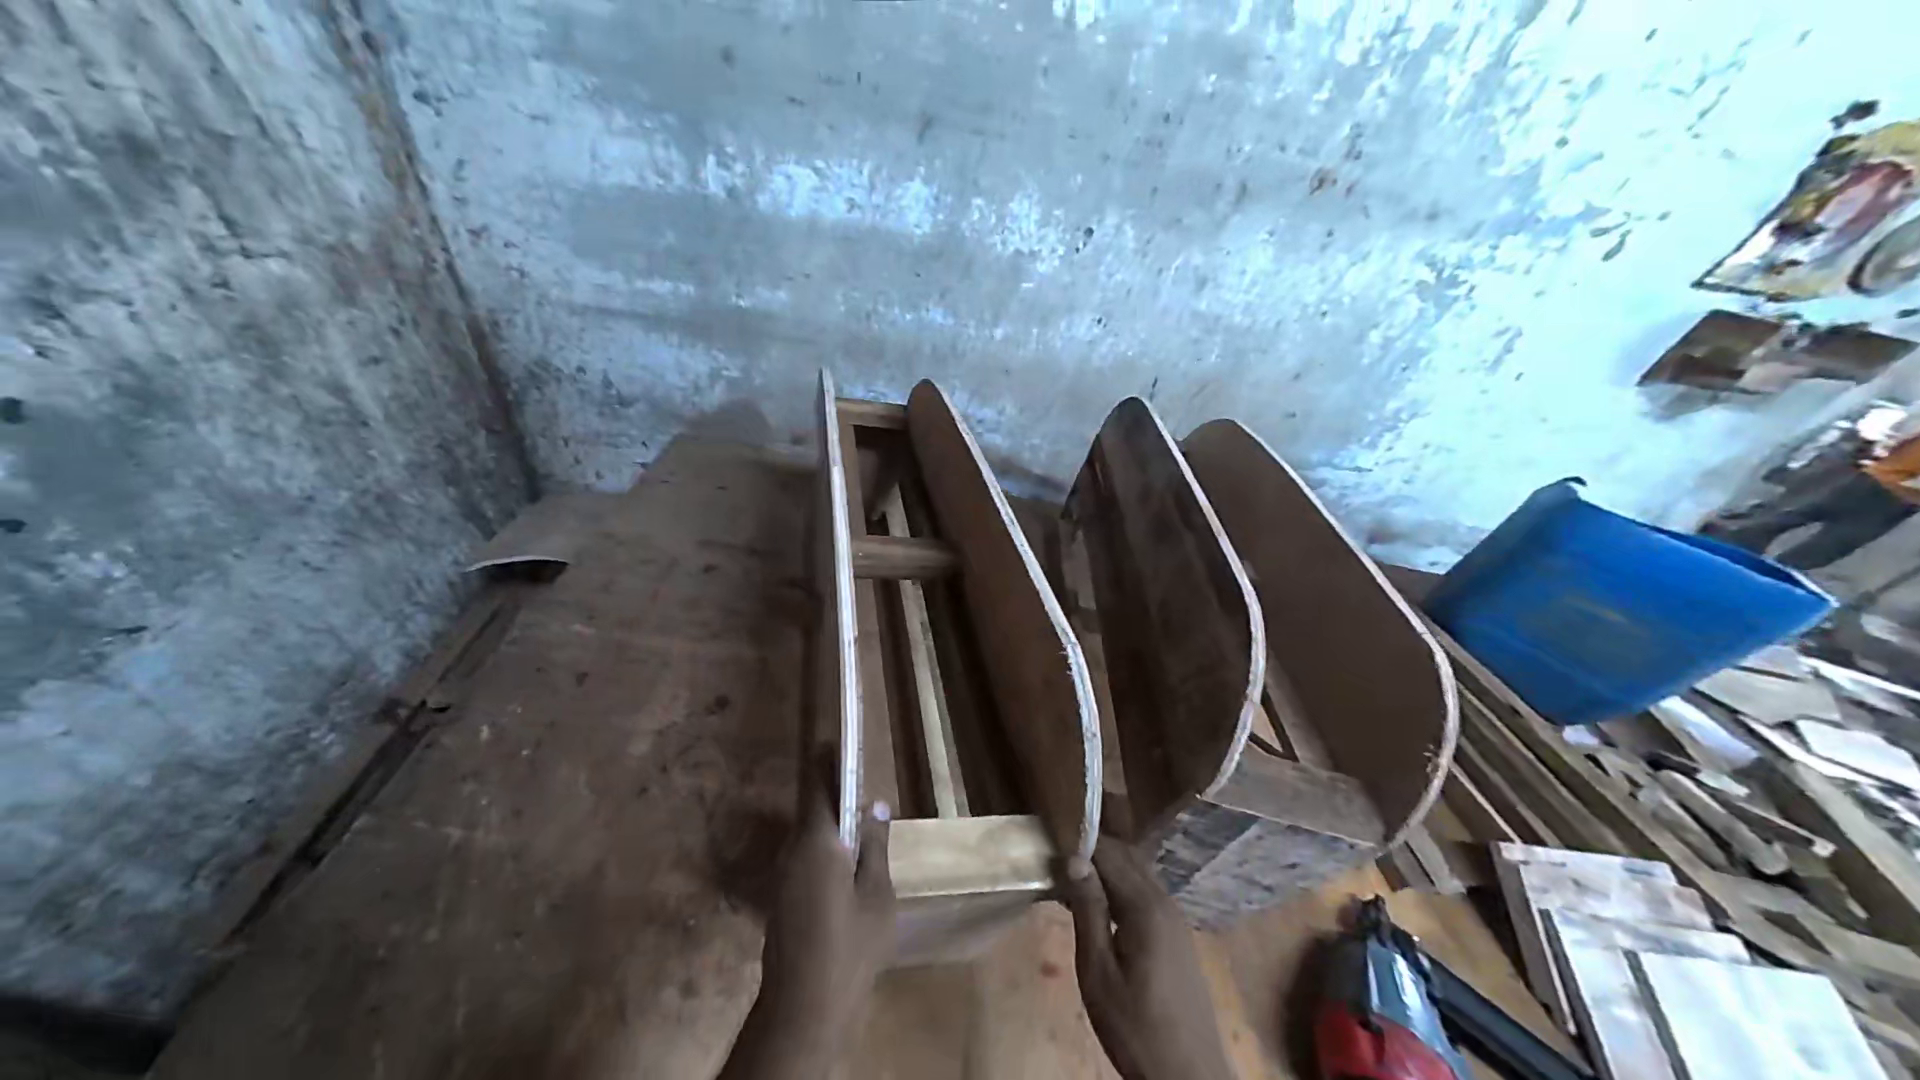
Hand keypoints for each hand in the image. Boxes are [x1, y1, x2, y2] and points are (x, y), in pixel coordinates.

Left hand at [719, 790, 893, 1079]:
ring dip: (830, 824)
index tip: (835, 740)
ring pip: (808, 835)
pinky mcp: (781, 898)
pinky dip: (824, 848)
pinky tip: (845, 865)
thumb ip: (875, 845)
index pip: (818, 786)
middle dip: (834, 794)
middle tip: (861, 786)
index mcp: (817, 843)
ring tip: (860, 824)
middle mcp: (792, 851)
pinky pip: (805, 857)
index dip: (827, 761)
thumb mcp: (877, 895)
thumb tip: (875, 805)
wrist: (804, 1008)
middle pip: (812, 809)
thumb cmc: (850, 947)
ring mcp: (783, 876)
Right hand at [1062, 839, 1233, 1079]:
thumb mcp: (1097, 972)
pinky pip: (1146, 894)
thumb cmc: (1134, 1027)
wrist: (1188, 1079)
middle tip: (1055, 862)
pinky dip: (1120, 888)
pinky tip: (1099, 910)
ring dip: (1106, 869)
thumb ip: (1087, 910)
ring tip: (1070, 884)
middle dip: (1092, 851)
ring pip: (1138, 873)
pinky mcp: (1177, 937)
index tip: (1048, 844)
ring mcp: (1175, 919)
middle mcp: (1165, 902)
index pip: (1109, 852)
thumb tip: (1074, 859)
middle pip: (1126, 856)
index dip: (1079, 843)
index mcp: (1145, 906)